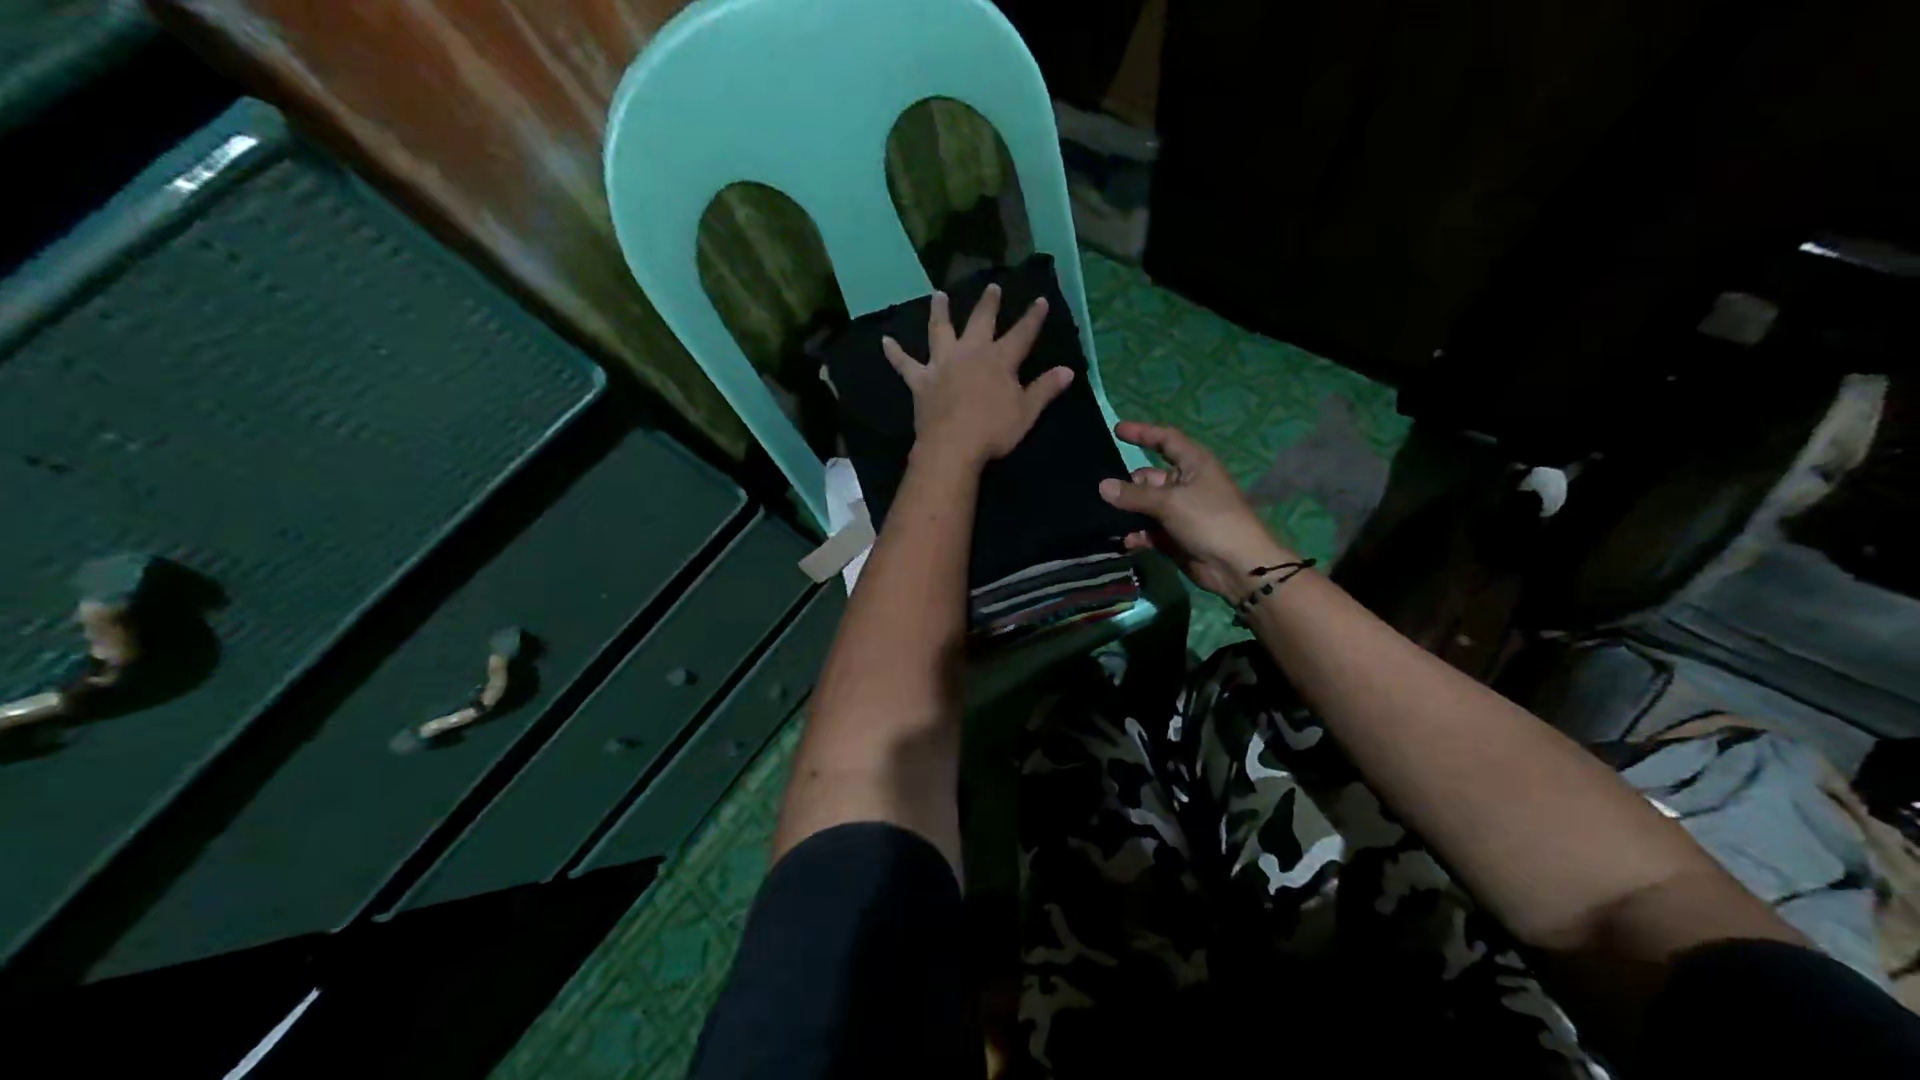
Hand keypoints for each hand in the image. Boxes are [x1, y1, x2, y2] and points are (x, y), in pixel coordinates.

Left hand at [882, 285, 1074, 466]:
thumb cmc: (994, 431)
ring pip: (940, 330)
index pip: (1022, 333)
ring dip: (939, 311)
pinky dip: (894, 353)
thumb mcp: (1027, 412)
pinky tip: (884, 341)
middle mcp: (970, 353)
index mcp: (1000, 359)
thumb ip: (1045, 389)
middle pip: (981, 321)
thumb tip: (1068, 370)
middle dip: (988, 304)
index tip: (1040, 300)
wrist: (952, 446)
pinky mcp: (920, 381)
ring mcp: (942, 364)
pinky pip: (904, 364)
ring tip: (939, 295)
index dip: (1033, 317)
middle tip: (991, 287)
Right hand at [1098, 421, 1297, 597]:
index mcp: (1194, 464)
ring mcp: (1180, 511)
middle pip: (1149, 476)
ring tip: (1107, 517)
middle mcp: (1186, 484)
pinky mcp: (1175, 535)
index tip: (1117, 430)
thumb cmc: (1209, 520)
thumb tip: (1103, 486)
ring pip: (1146, 505)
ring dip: (1129, 511)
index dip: (1143, 433)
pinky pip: (1149, 529)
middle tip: (1102, 491)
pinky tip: (1127, 541)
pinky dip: (1138, 534)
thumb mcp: (1170, 502)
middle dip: (1128, 483)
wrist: (1236, 565)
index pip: (1166, 439)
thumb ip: (1134, 494)